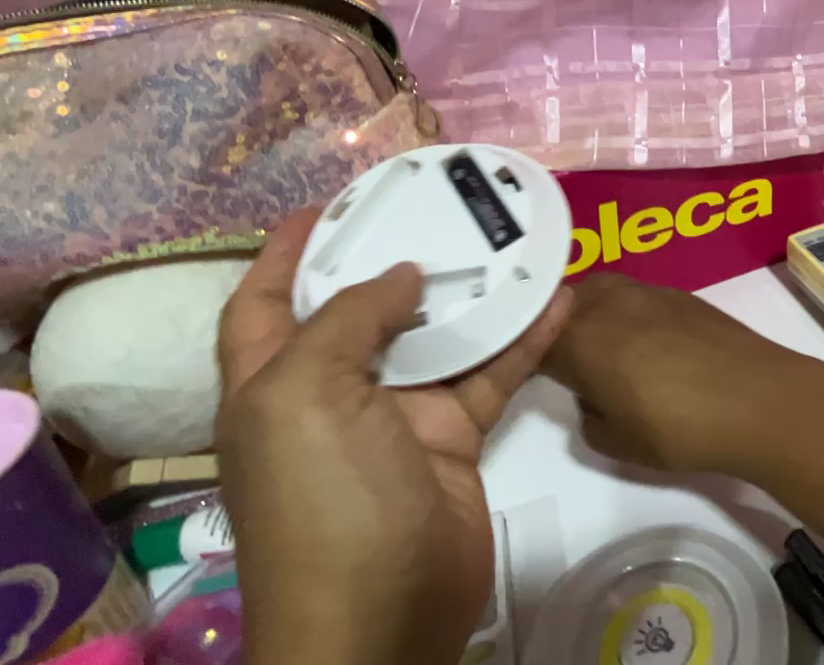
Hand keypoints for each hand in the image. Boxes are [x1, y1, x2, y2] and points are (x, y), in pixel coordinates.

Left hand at [216, 209, 571, 664]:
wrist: (385, 616)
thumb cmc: (325, 500)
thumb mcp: (308, 398)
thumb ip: (350, 322)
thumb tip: (400, 276)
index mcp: (274, 384)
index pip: (263, 302)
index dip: (284, 252)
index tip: (328, 206)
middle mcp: (334, 393)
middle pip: (363, 311)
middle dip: (396, 260)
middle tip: (441, 210)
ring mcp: (399, 416)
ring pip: (440, 337)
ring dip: (475, 294)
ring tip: (514, 243)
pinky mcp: (455, 437)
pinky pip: (493, 374)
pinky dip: (526, 339)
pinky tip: (559, 300)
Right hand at [541, 272, 823, 476]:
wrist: (759, 400)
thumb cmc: (681, 429)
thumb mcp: (618, 442)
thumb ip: (589, 416)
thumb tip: (593, 394)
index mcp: (583, 338)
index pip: (533, 334)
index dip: (522, 351)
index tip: (521, 369)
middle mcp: (610, 303)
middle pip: (563, 300)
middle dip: (552, 324)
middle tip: (557, 358)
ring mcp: (649, 292)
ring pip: (599, 289)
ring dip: (588, 310)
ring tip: (597, 345)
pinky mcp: (681, 295)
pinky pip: (635, 293)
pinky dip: (623, 310)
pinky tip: (642, 340)